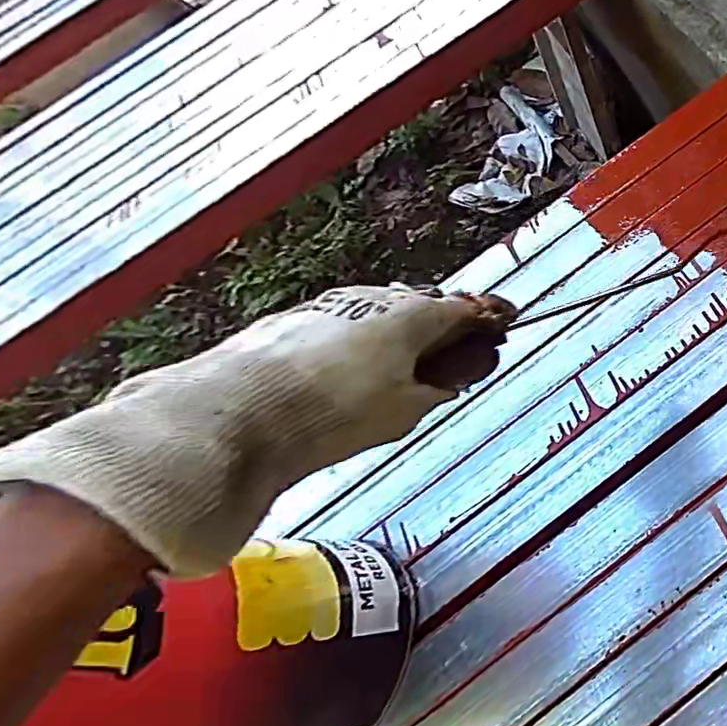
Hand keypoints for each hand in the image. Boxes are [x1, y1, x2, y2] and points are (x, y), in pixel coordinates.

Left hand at [0, 284, 514, 576]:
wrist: (223, 421)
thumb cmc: (324, 416)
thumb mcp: (404, 410)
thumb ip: (436, 387)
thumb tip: (447, 379)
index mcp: (402, 320)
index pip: (457, 308)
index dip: (484, 313)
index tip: (503, 314)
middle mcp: (362, 304)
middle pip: (416, 305)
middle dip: (440, 319)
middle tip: (457, 339)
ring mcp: (319, 312)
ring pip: (374, 313)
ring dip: (398, 329)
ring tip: (405, 360)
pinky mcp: (281, 327)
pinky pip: (338, 326)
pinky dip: (358, 340)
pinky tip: (352, 368)